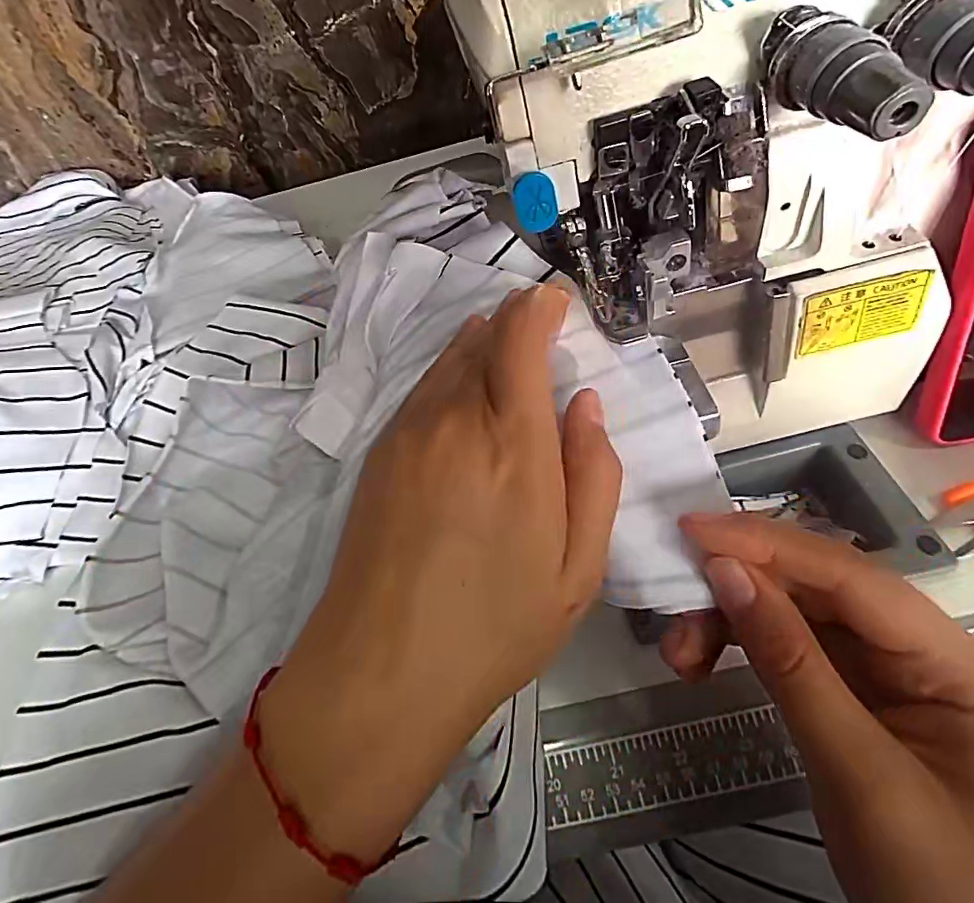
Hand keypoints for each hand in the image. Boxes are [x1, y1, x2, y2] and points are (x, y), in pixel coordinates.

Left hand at [260, 285, 622, 859]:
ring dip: (483, 341)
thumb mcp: (579, 567)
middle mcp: (456, 421)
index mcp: (514, 445)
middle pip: (485, 337)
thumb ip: (593, 475)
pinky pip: (424, 388)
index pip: (520, 337)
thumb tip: (586, 404)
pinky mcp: (380, 453)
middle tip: (542, 329)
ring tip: (508, 349)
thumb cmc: (497, 626)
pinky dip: (453, 369)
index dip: (540, 307)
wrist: (382, 672)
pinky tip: (467, 394)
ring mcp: (409, 433)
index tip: (559, 301)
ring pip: (451, 357)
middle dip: (517, 321)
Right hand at [670, 514, 973, 902]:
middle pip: (831, 597)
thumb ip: (792, 666)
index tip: (696, 529)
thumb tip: (727, 573)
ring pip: (812, 624)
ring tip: (681, 651)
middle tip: (676, 602)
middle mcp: (939, 658)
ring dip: (742, 624)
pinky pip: (811, 658)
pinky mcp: (879, 706)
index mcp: (966, 668)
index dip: (772, 545)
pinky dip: (758, 653)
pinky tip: (712, 659)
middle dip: (747, 591)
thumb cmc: (940, 895)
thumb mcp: (860, 781)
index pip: (857, 580)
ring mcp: (909, 683)